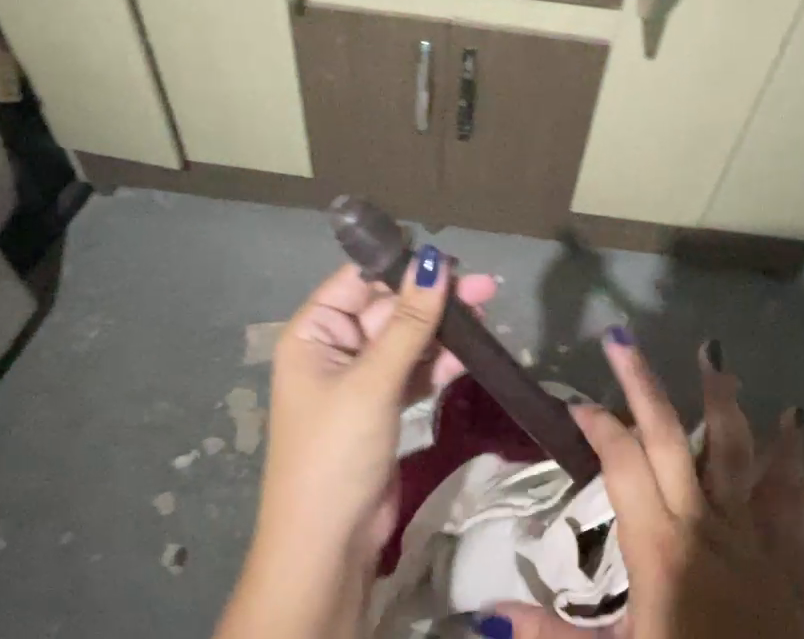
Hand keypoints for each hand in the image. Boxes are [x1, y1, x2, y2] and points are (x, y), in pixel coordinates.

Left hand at [258, 246, 496, 557]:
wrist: (327, 546)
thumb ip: (410, 321)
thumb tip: (435, 261)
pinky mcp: (384, 407)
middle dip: (433, 299)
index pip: (358, 281)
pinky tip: (473, 354)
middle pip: (390, 309)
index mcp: (314, 332)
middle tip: (485, 287)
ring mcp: (361, 380)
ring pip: (408, 340)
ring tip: (488, 313)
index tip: (448, 256)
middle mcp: (335, 349)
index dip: (400, 265)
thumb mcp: (373, 382)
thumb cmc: (336, 451)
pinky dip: (440, 364)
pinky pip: (415, 372)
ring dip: (444, 330)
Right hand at [492, 333, 803, 638]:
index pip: (622, 465)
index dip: (599, 427)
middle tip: (620, 336)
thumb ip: (551, 635)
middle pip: (669, 438)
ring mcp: (750, 534)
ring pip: (735, 451)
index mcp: (657, 547)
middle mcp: (702, 524)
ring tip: (713, 354)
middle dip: (642, 384)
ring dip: (722, 400)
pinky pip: (792, 496)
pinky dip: (793, 457)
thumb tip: (486, 616)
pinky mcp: (786, 554)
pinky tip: (796, 419)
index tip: (578, 404)